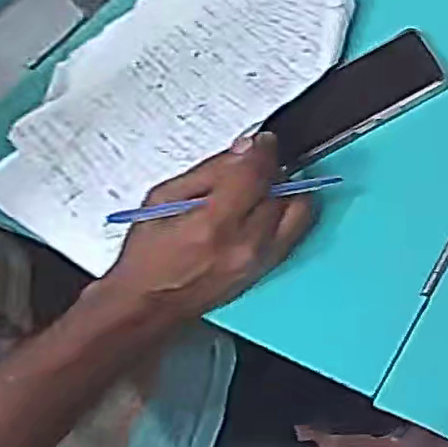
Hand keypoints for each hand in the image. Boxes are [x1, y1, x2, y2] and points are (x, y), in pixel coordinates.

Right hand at [91, 132, 314, 323]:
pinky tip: (272, 206)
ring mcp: (263, 257)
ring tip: (265, 185)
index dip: (263, 151)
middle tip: (258, 163)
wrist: (152, 304)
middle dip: (273, 169)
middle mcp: (246, 243)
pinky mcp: (271, 266)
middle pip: (282, 191)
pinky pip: (297, 231)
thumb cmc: (148, 258)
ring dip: (287, 190)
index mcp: (214, 224)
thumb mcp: (163, 201)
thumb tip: (242, 151)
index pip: (255, 175)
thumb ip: (209, 173)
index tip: (264, 141)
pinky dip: (290, 212)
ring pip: (299, 211)